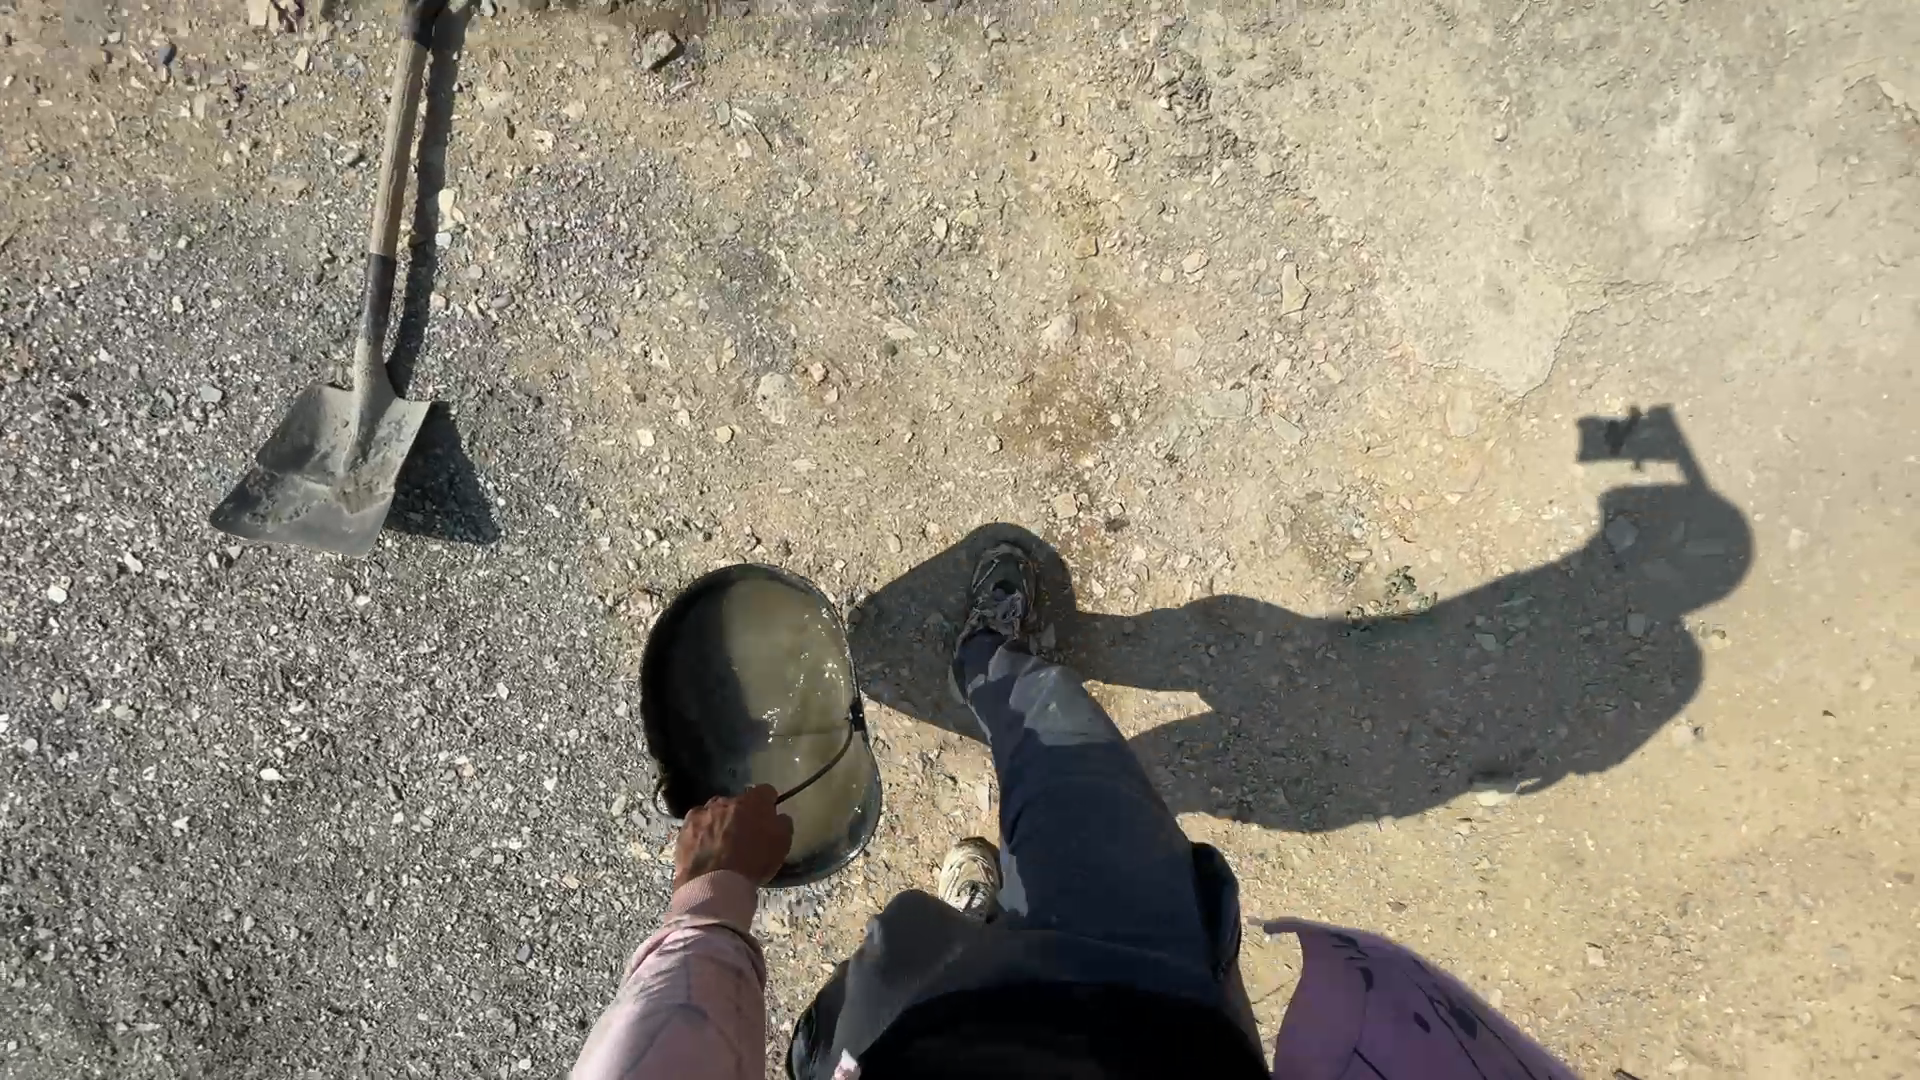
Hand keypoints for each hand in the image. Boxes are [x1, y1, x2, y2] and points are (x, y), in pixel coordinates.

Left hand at [673, 785, 793, 888]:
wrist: (714, 885)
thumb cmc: (753, 863)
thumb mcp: (782, 844)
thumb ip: (783, 824)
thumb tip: (778, 817)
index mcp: (754, 801)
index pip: (765, 791)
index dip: (768, 803)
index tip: (769, 816)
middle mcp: (728, 800)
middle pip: (738, 801)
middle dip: (742, 813)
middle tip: (744, 833)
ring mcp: (704, 812)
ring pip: (715, 811)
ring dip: (720, 820)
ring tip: (721, 842)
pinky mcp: (685, 828)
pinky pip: (697, 823)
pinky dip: (701, 831)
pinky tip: (703, 846)